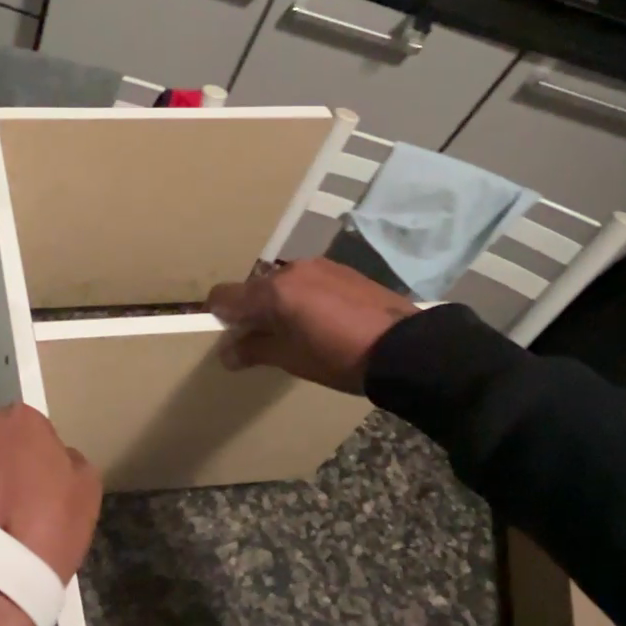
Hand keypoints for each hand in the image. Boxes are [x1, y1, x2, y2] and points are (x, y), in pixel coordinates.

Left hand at [0, 404, 102, 625]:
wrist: (2, 571)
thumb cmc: (52, 523)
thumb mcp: (87, 487)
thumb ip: (69, 459)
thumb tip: (56, 457)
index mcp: (21, 418)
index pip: (32, 428)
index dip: (37, 454)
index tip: (42, 480)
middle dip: (2, 459)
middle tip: (14, 495)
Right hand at [207, 258, 421, 394]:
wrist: (405, 349)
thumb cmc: (339, 357)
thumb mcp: (292, 359)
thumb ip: (253, 351)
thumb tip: (226, 353)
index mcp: (272, 291)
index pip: (224, 295)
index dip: (219, 314)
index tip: (227, 335)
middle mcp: (290, 270)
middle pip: (254, 287)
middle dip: (252, 311)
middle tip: (264, 339)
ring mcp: (319, 266)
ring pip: (282, 283)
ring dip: (279, 303)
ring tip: (298, 330)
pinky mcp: (342, 270)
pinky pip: (308, 281)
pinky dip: (304, 297)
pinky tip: (323, 320)